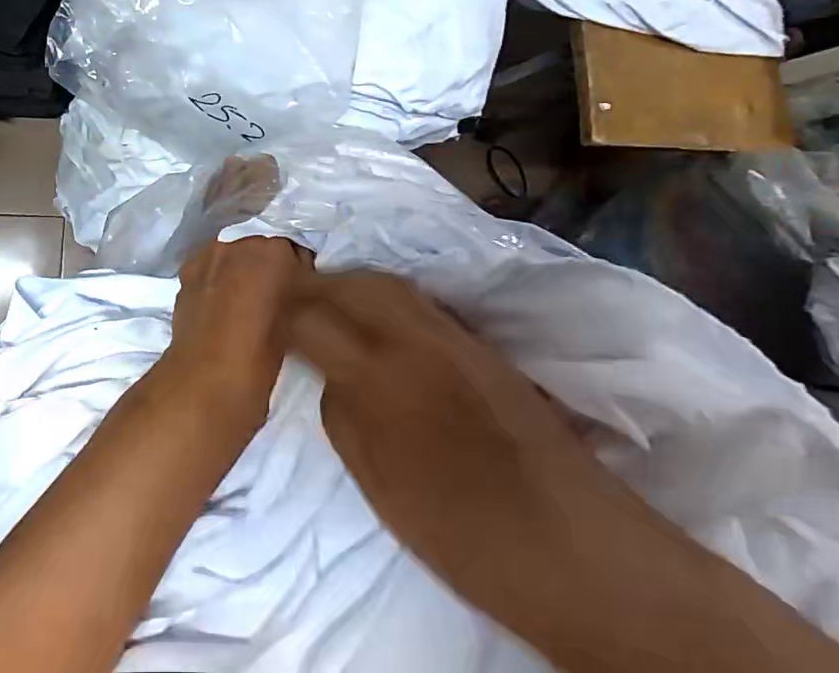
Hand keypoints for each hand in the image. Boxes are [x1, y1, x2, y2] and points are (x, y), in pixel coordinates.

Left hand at [159, 237, 313, 426]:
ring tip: (244, 300)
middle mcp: (237, 244)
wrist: (207, 377)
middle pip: (258, 245)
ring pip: (231, 254)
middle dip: (266, 264)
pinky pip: (208, 267)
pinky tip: (220, 302)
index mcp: (273, 252)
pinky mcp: (185, 272)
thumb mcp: (295, 320)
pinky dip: (216, 278)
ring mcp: (206, 256)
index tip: (298, 290)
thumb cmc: (263, 354)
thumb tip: (290, 286)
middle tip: (272, 295)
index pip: (294, 249)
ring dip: (239, 268)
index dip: (297, 270)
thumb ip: (294, 290)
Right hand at [291, 271, 671, 638]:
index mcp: (383, 376)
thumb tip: (327, 374)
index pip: (311, 317)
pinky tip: (372, 324)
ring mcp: (458, 340)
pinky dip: (382, 300)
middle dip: (313, 286)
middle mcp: (419, 341)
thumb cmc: (463, 534)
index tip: (258, 324)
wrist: (580, 554)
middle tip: (286, 304)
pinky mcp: (484, 349)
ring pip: (389, 284)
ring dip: (348, 285)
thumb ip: (340, 411)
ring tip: (324, 306)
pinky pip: (419, 303)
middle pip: (353, 284)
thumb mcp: (376, 481)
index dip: (278, 315)